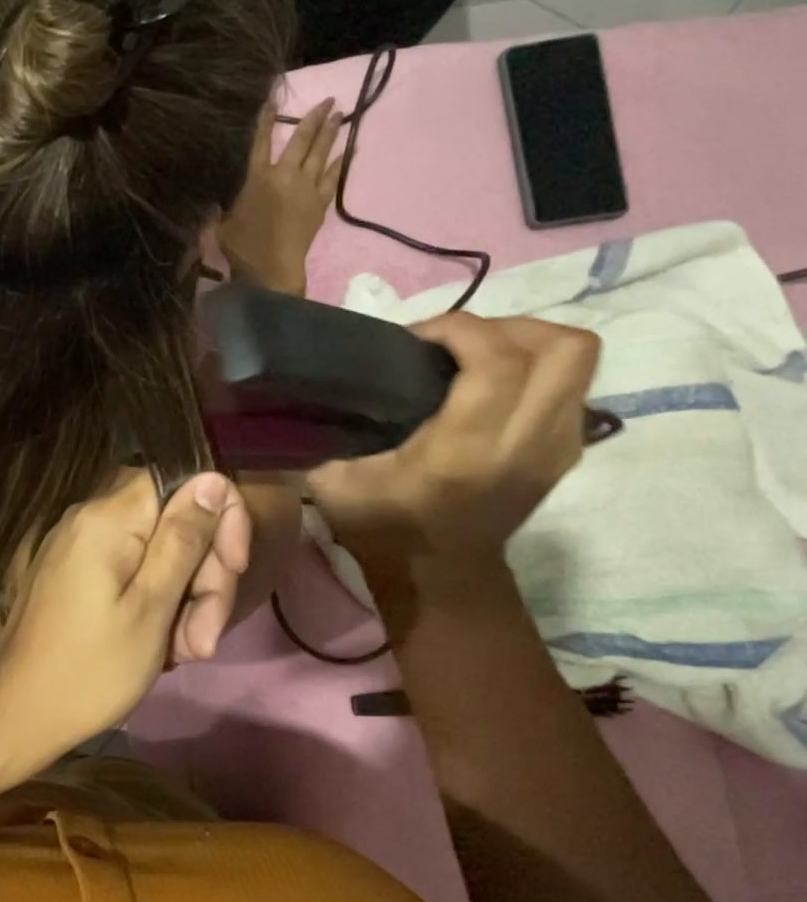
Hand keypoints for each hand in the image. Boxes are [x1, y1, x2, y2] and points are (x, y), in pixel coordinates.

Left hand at [0, 472, 250, 743]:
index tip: (233, 570)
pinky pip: (130, 575)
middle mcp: (88, 521)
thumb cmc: (92, 667)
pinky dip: (154, 607)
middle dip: (203, 577)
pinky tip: (162, 649)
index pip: (182, 480)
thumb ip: (183, 539)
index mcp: (105, 519)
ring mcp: (77, 550)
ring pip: (156, 555)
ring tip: (183, 654)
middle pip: (172, 522)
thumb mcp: (152, 606)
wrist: (21, 712)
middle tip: (204, 639)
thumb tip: (210, 479)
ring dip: (183, 602)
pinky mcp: (73, 577)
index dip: (219, 518)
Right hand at [218, 99, 344, 296]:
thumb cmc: (242, 248)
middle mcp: (284, 175)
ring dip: (330, 132)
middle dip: (314, 118)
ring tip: (340, 115)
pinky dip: (340, 162)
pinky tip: (347, 150)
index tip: (273, 100)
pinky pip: (333, 176)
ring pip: (320, 152)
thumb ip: (221, 210)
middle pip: (301, 140)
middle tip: (327, 101)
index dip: (266, 120)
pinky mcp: (320, 202)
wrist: (271, 267)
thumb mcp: (222, 226)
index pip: (261, 142)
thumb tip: (213, 203)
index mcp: (256, 179)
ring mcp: (306, 187)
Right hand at [306, 314, 599, 577]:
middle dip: (509, 327)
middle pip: (562, 347)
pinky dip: (536, 368)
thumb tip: (323, 383)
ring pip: (578, 357)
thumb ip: (331, 430)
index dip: (460, 328)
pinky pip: (572, 382)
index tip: (416, 336)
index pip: (496, 360)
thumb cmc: (380, 527)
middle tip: (459, 340)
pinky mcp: (568, 448)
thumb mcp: (333, 481)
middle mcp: (525, 443)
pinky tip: (492, 383)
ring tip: (476, 355)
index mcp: (465, 451)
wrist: (439, 575)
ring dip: (527, 342)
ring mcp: (557, 446)